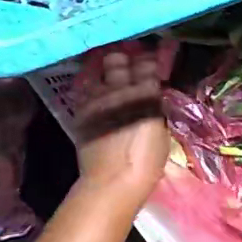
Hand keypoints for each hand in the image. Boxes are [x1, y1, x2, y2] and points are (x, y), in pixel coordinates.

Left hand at [71, 40, 176, 196]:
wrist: (111, 181)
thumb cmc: (145, 163)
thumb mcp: (160, 133)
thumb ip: (154, 110)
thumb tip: (152, 98)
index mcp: (144, 95)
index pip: (146, 65)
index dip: (148, 61)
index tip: (150, 62)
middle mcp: (119, 90)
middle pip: (117, 61)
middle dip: (123, 59)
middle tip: (127, 64)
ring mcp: (97, 98)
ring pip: (98, 73)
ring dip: (106, 72)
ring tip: (110, 74)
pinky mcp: (81, 110)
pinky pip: (86, 91)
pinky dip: (93, 90)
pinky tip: (97, 94)